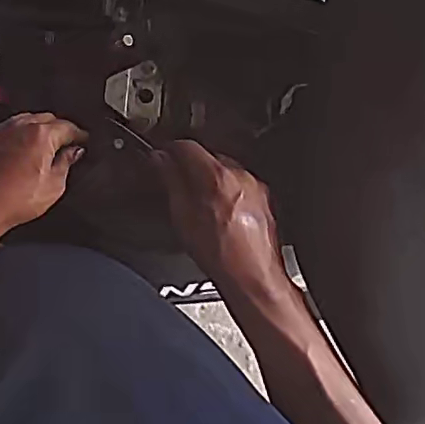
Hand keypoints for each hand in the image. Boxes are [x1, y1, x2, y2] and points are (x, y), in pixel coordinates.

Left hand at [0, 113, 86, 231]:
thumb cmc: (14, 199)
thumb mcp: (54, 185)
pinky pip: (12, 127)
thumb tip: (73, 153)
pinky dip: (21, 133)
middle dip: (60, 130)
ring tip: (46, 146)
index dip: (80, 135)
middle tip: (67, 144)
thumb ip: (67, 163)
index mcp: (42, 134)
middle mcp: (22, 126)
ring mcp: (4, 130)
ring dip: (40, 128)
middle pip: (49, 119)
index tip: (83, 141)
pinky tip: (25, 147)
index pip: (68, 127)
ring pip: (29, 120)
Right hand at [153, 140, 290, 299]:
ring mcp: (254, 186)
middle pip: (207, 156)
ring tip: (197, 203)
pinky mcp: (263, 197)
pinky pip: (238, 183)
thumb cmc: (221, 255)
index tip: (162, 156)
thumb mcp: (182, 216)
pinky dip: (225, 191)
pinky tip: (217, 213)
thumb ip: (170, 182)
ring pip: (223, 170)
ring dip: (208, 179)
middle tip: (175, 182)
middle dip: (190, 166)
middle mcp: (239, 176)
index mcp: (216, 177)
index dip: (170, 150)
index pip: (188, 146)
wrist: (252, 277)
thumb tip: (161, 161)